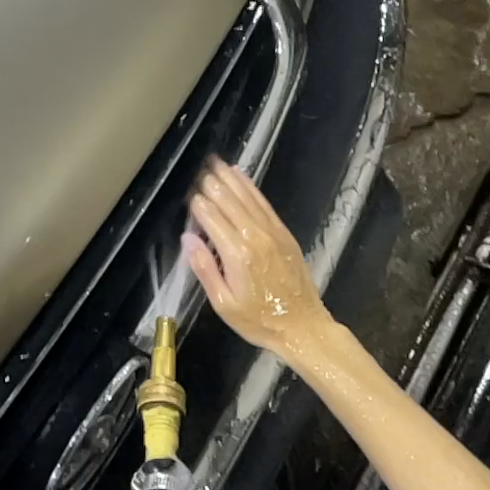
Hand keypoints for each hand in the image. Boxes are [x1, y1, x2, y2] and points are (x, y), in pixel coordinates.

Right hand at [182, 158, 332, 358]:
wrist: (303, 327)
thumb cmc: (258, 320)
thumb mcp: (223, 303)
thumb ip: (204, 269)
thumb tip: (187, 238)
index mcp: (237, 254)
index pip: (211, 217)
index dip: (197, 203)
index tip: (186, 194)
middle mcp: (254, 236)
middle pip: (228, 201)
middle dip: (211, 184)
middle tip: (198, 169)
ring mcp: (272, 232)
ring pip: (246, 197)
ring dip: (229, 178)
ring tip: (215, 162)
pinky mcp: (283, 233)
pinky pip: (264, 203)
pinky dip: (250, 187)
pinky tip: (240, 176)